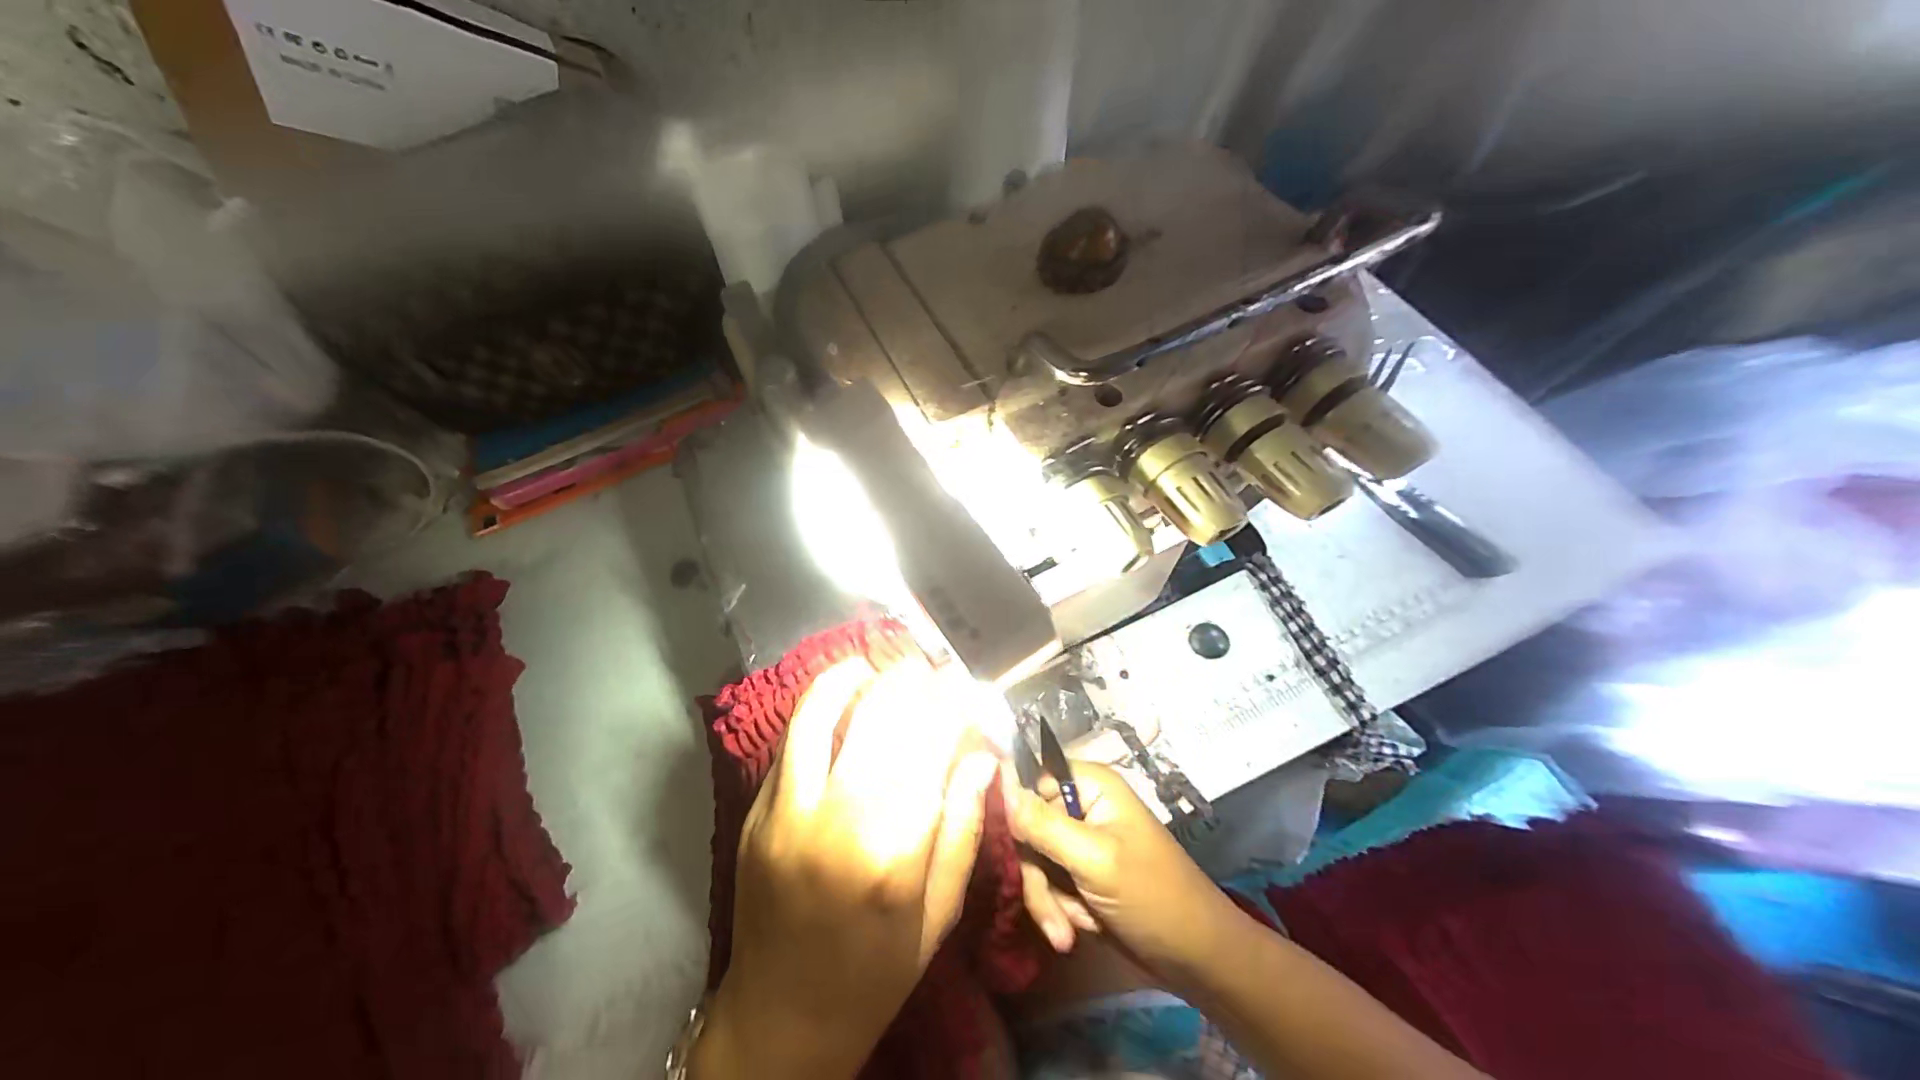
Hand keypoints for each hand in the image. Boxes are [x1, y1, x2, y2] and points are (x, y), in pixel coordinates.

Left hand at [696, 658, 1000, 1079]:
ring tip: (884, 666)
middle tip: (933, 669)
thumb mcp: (939, 916)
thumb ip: (962, 830)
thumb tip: (980, 757)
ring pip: (820, 715)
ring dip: (856, 677)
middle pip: (878, 721)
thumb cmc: (876, 974)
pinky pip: (790, 741)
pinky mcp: (756, 812)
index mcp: (892, 855)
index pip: (930, 751)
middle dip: (912, 683)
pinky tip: (842, 693)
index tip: (969, 687)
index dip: (953, 708)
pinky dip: (819, 705)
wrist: (781, 1016)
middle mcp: (835, 821)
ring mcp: (785, 812)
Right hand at [1006, 761, 1237, 978]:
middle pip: (1027, 825)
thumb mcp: (1093, 859)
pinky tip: (1076, 932)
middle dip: (1035, 873)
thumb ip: (1042, 823)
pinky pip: (1048, 883)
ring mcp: (1080, 841)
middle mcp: (1082, 804)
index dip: (1011, 804)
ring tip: (1067, 933)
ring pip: (1034, 860)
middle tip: (1050, 910)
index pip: (1030, 775)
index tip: (998, 838)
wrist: (1196, 958)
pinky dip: (1058, 909)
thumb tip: (995, 784)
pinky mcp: (1080, 873)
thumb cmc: (1151, 897)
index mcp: (1090, 785)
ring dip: (1046, 899)